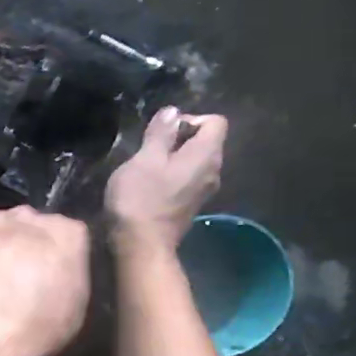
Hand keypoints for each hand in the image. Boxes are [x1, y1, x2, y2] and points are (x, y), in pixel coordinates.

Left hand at [0, 207, 90, 355]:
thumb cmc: (35, 328)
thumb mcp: (73, 305)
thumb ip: (63, 273)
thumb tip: (49, 269)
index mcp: (66, 233)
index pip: (60, 231)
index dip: (45, 253)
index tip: (37, 273)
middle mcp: (24, 217)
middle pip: (19, 223)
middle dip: (12, 244)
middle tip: (4, 277)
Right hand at [106, 107, 227, 253]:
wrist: (141, 244)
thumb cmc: (140, 198)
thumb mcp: (144, 160)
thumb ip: (160, 134)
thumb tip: (173, 111)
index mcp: (206, 154)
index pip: (215, 121)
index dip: (189, 119)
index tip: (161, 133)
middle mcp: (214, 170)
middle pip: (206, 141)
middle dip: (178, 139)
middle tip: (147, 150)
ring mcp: (204, 189)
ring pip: (195, 161)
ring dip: (173, 158)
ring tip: (145, 168)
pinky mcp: (191, 204)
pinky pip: (188, 178)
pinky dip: (172, 175)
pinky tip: (149, 186)